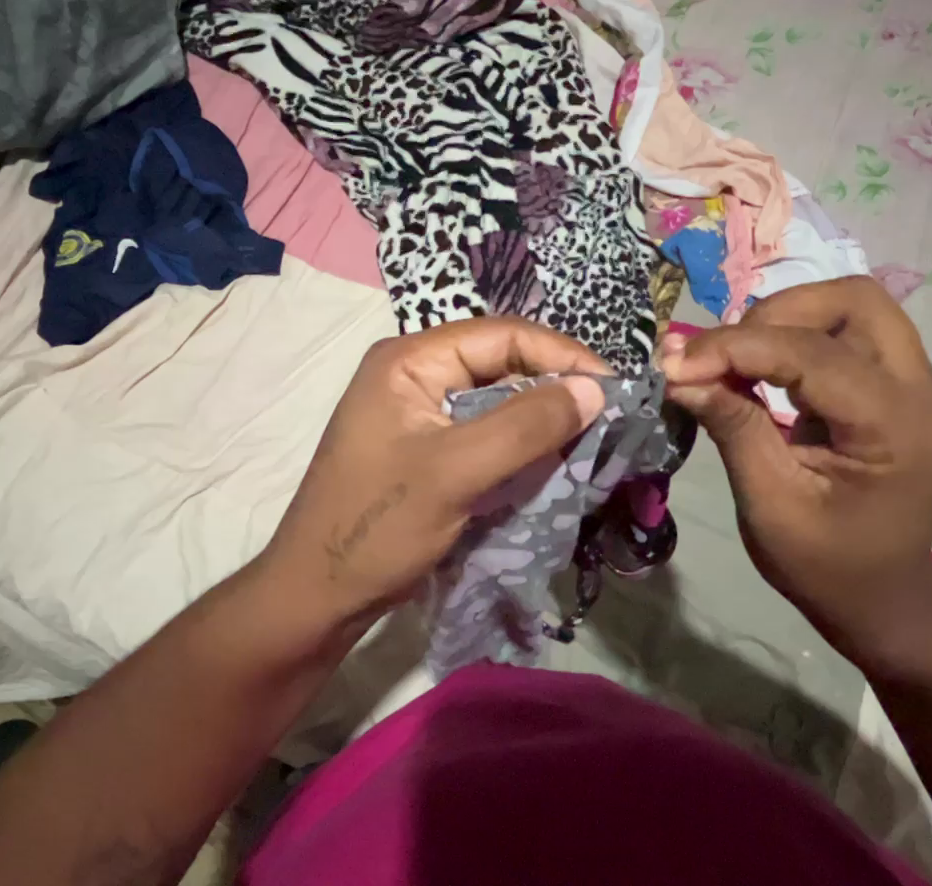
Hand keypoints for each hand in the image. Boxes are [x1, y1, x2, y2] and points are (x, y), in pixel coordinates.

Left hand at [256, 317, 608, 631]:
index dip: (562, 356)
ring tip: (591, 437)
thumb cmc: (378, 527)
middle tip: (609, 416)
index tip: (614, 387)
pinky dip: (520, 445)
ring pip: (497, 401)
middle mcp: (414, 374)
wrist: (317, 595)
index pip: (502, 335)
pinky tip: (553, 461)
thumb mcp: (456, 472)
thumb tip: (595, 388)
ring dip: (542, 418)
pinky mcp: (427, 448)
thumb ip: (526, 426)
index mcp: (410, 360)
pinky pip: (485, 432)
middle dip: (555, 387)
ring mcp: (419, 412)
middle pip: (501, 364)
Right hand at [660, 276, 931, 650]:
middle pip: (854, 301)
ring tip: (741, 360)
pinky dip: (800, 338)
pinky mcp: (899, 388)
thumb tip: (677, 373)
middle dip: (778, 315)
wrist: (882, 601)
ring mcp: (918, 387)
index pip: (812, 354)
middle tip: (726, 356)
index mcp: (895, 428)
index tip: (675, 364)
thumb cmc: (824, 566)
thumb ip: (732, 427)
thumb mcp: (769, 503)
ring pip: (853, 307)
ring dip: (789, 320)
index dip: (736, 348)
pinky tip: (764, 369)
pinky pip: (850, 333)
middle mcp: (921, 392)